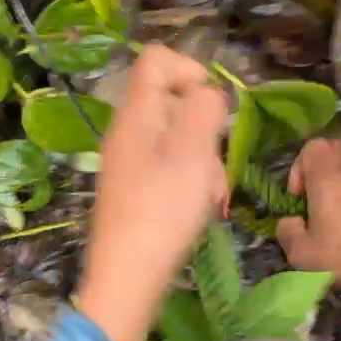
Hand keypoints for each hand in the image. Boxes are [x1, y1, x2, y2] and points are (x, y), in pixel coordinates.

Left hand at [76, 47, 229, 340]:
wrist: (126, 281)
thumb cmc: (161, 213)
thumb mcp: (194, 151)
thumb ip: (205, 108)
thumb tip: (207, 94)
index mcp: (134, 115)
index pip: (157, 60)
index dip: (191, 69)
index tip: (214, 105)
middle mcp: (125, 136)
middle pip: (173, 105)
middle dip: (206, 129)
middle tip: (215, 164)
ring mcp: (127, 169)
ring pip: (177, 145)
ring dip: (203, 165)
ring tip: (211, 198)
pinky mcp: (133, 198)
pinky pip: (168, 176)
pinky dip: (189, 188)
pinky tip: (198, 214)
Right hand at [276, 139, 340, 325]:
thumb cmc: (340, 259)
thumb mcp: (299, 252)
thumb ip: (287, 230)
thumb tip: (291, 221)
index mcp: (328, 179)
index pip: (312, 147)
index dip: (298, 168)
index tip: (298, 198)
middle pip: (332, 148)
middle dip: (316, 169)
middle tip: (311, 200)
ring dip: (334, 182)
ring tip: (330, 215)